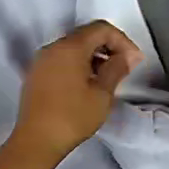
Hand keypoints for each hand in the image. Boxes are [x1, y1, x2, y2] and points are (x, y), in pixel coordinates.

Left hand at [9, 20, 141, 162]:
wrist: (36, 140)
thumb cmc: (73, 116)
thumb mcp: (102, 93)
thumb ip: (117, 68)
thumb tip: (127, 56)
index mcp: (69, 47)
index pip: (100, 28)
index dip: (122, 40)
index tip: (133, 61)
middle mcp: (52, 47)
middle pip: (85, 35)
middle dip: (108, 47)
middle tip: (123, 68)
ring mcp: (40, 60)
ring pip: (72, 48)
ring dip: (93, 57)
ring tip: (107, 78)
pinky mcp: (35, 74)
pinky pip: (60, 60)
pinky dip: (77, 64)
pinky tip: (86, 84)